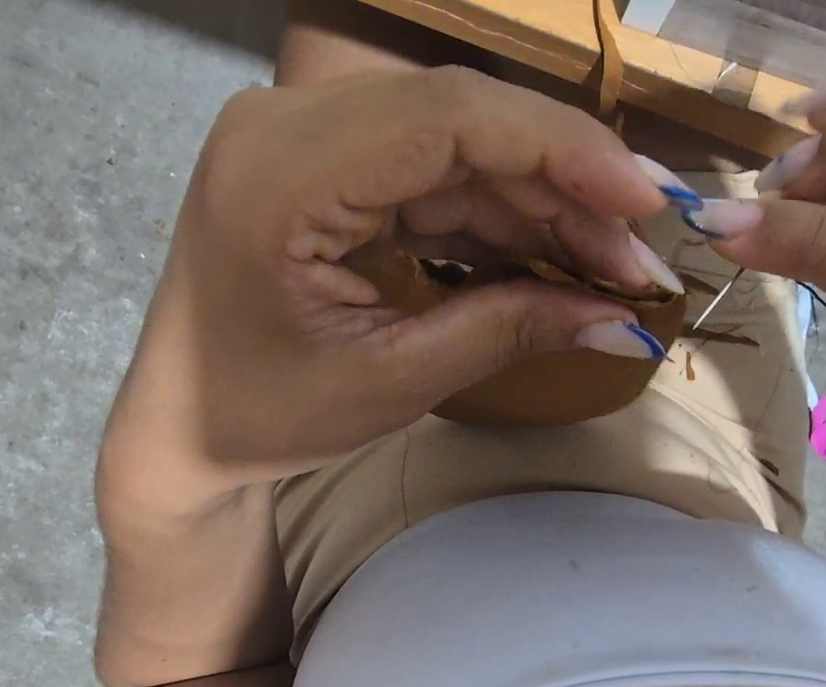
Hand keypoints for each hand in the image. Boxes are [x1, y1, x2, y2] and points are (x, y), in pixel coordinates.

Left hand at [99, 66, 677, 520]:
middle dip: (564, 187)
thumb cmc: (264, 418)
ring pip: (457, 149)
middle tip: (637, 257)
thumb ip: (507, 331)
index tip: (643, 201)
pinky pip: (432, 176)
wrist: (182, 430)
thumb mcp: (392, 380)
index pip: (448, 118)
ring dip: (539, 205)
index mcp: (282, 172)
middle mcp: (287, 124)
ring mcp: (304, 139)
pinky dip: (496, 218)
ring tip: (610, 267)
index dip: (561, 150)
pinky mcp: (326, 168)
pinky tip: (552, 256)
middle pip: (462, 123)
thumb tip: (623, 321)